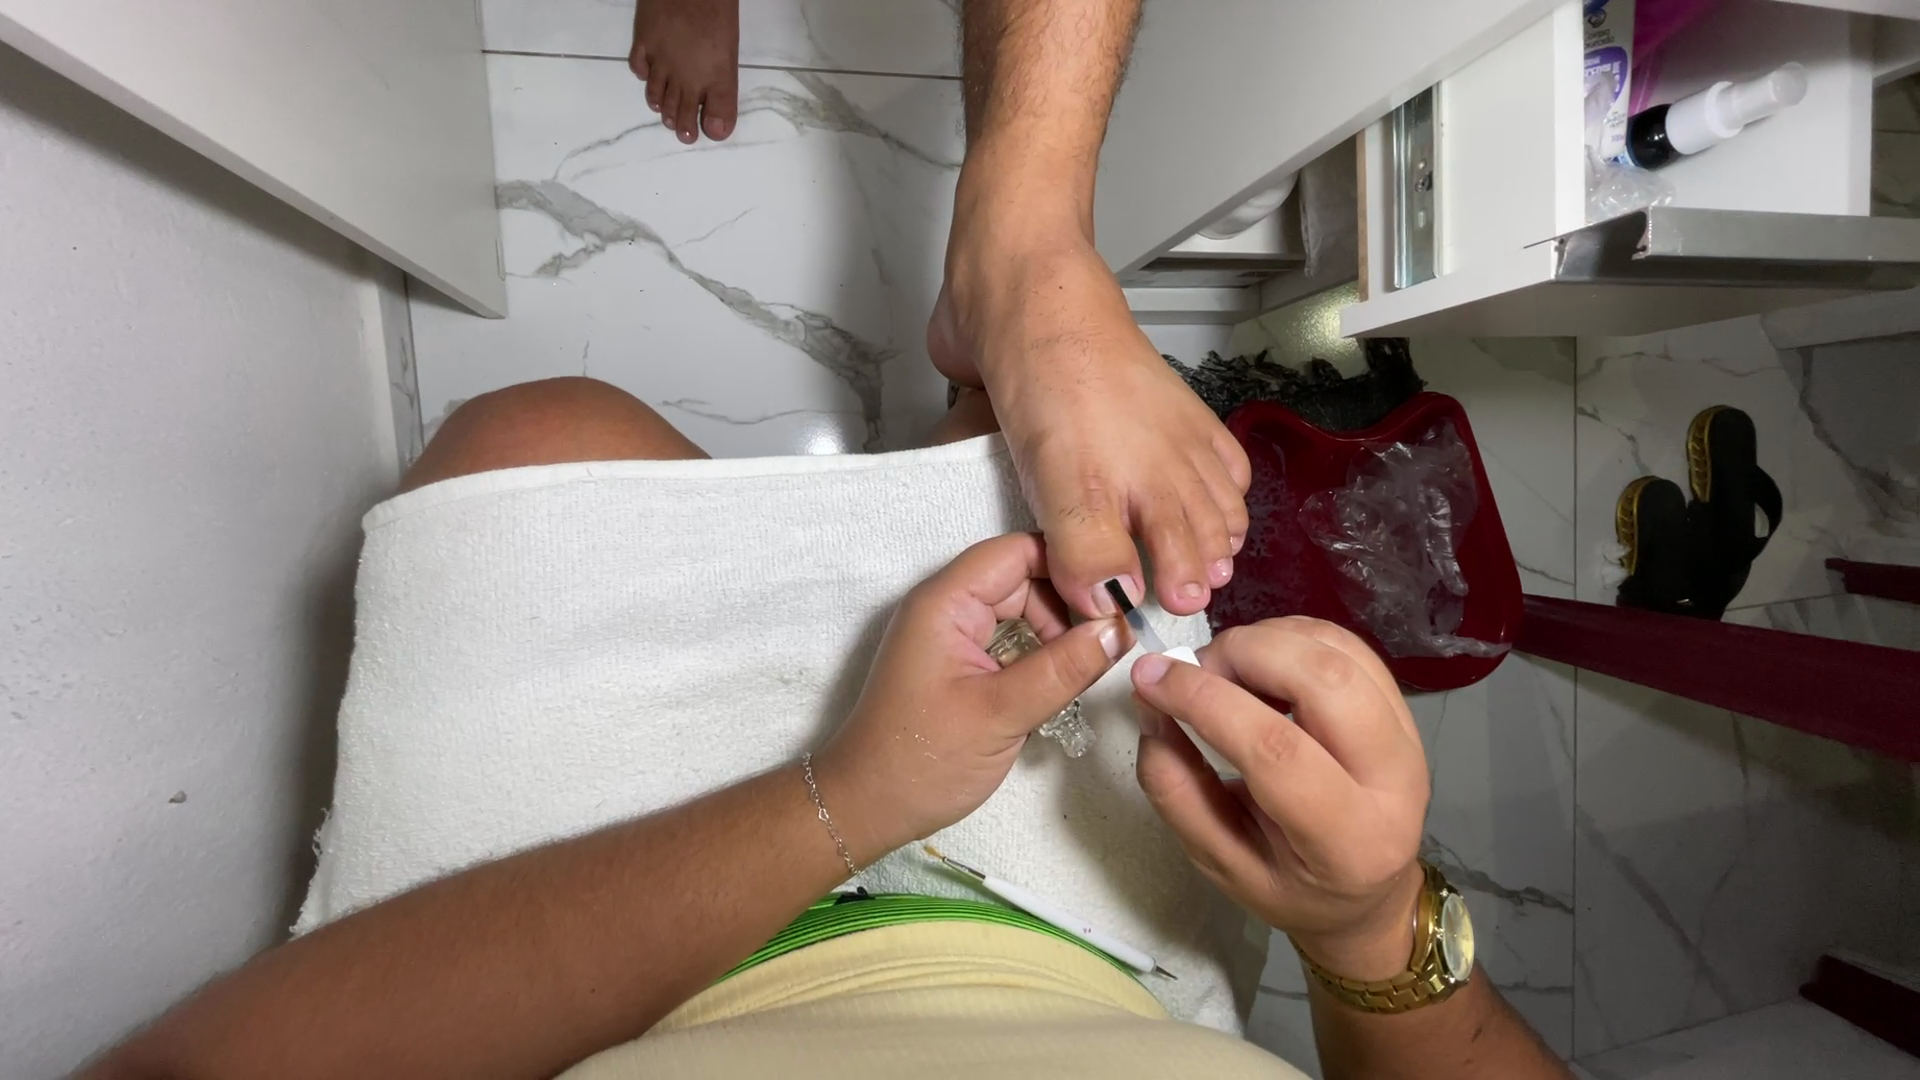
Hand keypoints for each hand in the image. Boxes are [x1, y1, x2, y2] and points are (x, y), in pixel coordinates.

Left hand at [814, 533, 1125, 862]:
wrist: (868, 806)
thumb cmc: (924, 758)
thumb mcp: (1002, 712)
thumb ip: (1064, 668)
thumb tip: (1120, 629)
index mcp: (946, 601)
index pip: (1018, 551)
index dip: (1069, 567)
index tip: (1112, 603)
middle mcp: (946, 605)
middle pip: (1022, 577)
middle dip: (1065, 607)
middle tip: (1104, 647)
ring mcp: (950, 632)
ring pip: (1018, 608)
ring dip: (1053, 633)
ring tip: (1080, 672)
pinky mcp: (956, 659)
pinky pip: (1007, 636)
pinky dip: (1036, 652)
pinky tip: (1056, 682)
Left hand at [933, 232, 1250, 620]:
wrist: (1030, 292)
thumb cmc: (1050, 383)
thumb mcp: (1063, 483)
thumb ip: (1090, 550)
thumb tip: (1115, 608)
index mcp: (1160, 485)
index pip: (1187, 555)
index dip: (1178, 590)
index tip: (1168, 617)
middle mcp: (1174, 458)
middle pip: (1204, 526)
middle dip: (1197, 566)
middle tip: (1185, 599)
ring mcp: (1164, 425)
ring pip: (1205, 488)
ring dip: (1206, 528)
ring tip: (1199, 561)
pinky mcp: (1141, 401)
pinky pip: (1197, 448)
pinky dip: (1207, 477)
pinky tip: (1196, 487)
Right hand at [1130, 617, 1429, 980]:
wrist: (1366, 891)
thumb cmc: (1288, 883)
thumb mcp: (1216, 861)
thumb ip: (1174, 789)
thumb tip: (1150, 707)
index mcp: (1348, 841)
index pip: (1276, 750)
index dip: (1203, 701)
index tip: (1150, 678)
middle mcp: (1395, 781)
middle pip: (1323, 680)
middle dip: (1240, 654)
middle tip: (1194, 670)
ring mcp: (1408, 735)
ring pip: (1335, 649)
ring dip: (1262, 639)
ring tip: (1224, 670)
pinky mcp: (1401, 704)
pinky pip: (1343, 642)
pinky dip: (1287, 635)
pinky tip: (1257, 661)